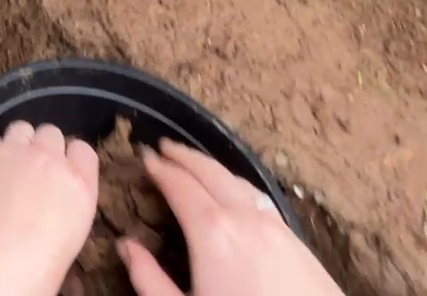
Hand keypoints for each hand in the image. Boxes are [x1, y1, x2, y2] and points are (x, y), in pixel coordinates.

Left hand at [0, 122, 99, 295]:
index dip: (75, 162)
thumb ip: (64, 216)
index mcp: (78, 187)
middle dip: (46, 148)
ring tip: (13, 168)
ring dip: (20, 143)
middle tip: (38, 175)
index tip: (68, 177)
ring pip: (21, 128)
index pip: (85, 151)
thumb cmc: (32, 276)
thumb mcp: (66, 250)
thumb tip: (52, 220)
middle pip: (52, 133)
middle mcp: (46, 160)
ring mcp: (9, 152)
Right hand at [118, 140, 342, 295]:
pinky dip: (238, 186)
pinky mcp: (301, 245)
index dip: (158, 168)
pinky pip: (260, 200)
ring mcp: (277, 229)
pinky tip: (236, 196)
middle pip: (209, 171)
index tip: (143, 157)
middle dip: (184, 156)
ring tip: (195, 165)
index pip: (178, 183)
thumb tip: (125, 245)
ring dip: (212, 167)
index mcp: (211, 231)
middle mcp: (243, 218)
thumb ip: (149, 280)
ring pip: (238, 181)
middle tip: (163, 147)